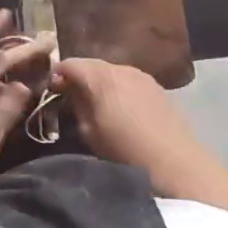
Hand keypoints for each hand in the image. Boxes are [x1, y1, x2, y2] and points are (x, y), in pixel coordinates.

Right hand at [52, 58, 227, 208]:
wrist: (175, 163)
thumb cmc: (124, 149)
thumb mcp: (88, 130)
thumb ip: (77, 105)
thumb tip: (72, 92)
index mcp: (101, 78)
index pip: (69, 64)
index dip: (57, 75)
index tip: (52, 92)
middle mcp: (122, 69)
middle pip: (91, 64)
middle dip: (78, 77)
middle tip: (71, 97)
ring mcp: (143, 76)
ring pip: (111, 71)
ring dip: (99, 82)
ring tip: (97, 103)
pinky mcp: (158, 87)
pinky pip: (128, 80)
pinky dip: (118, 88)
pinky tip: (120, 108)